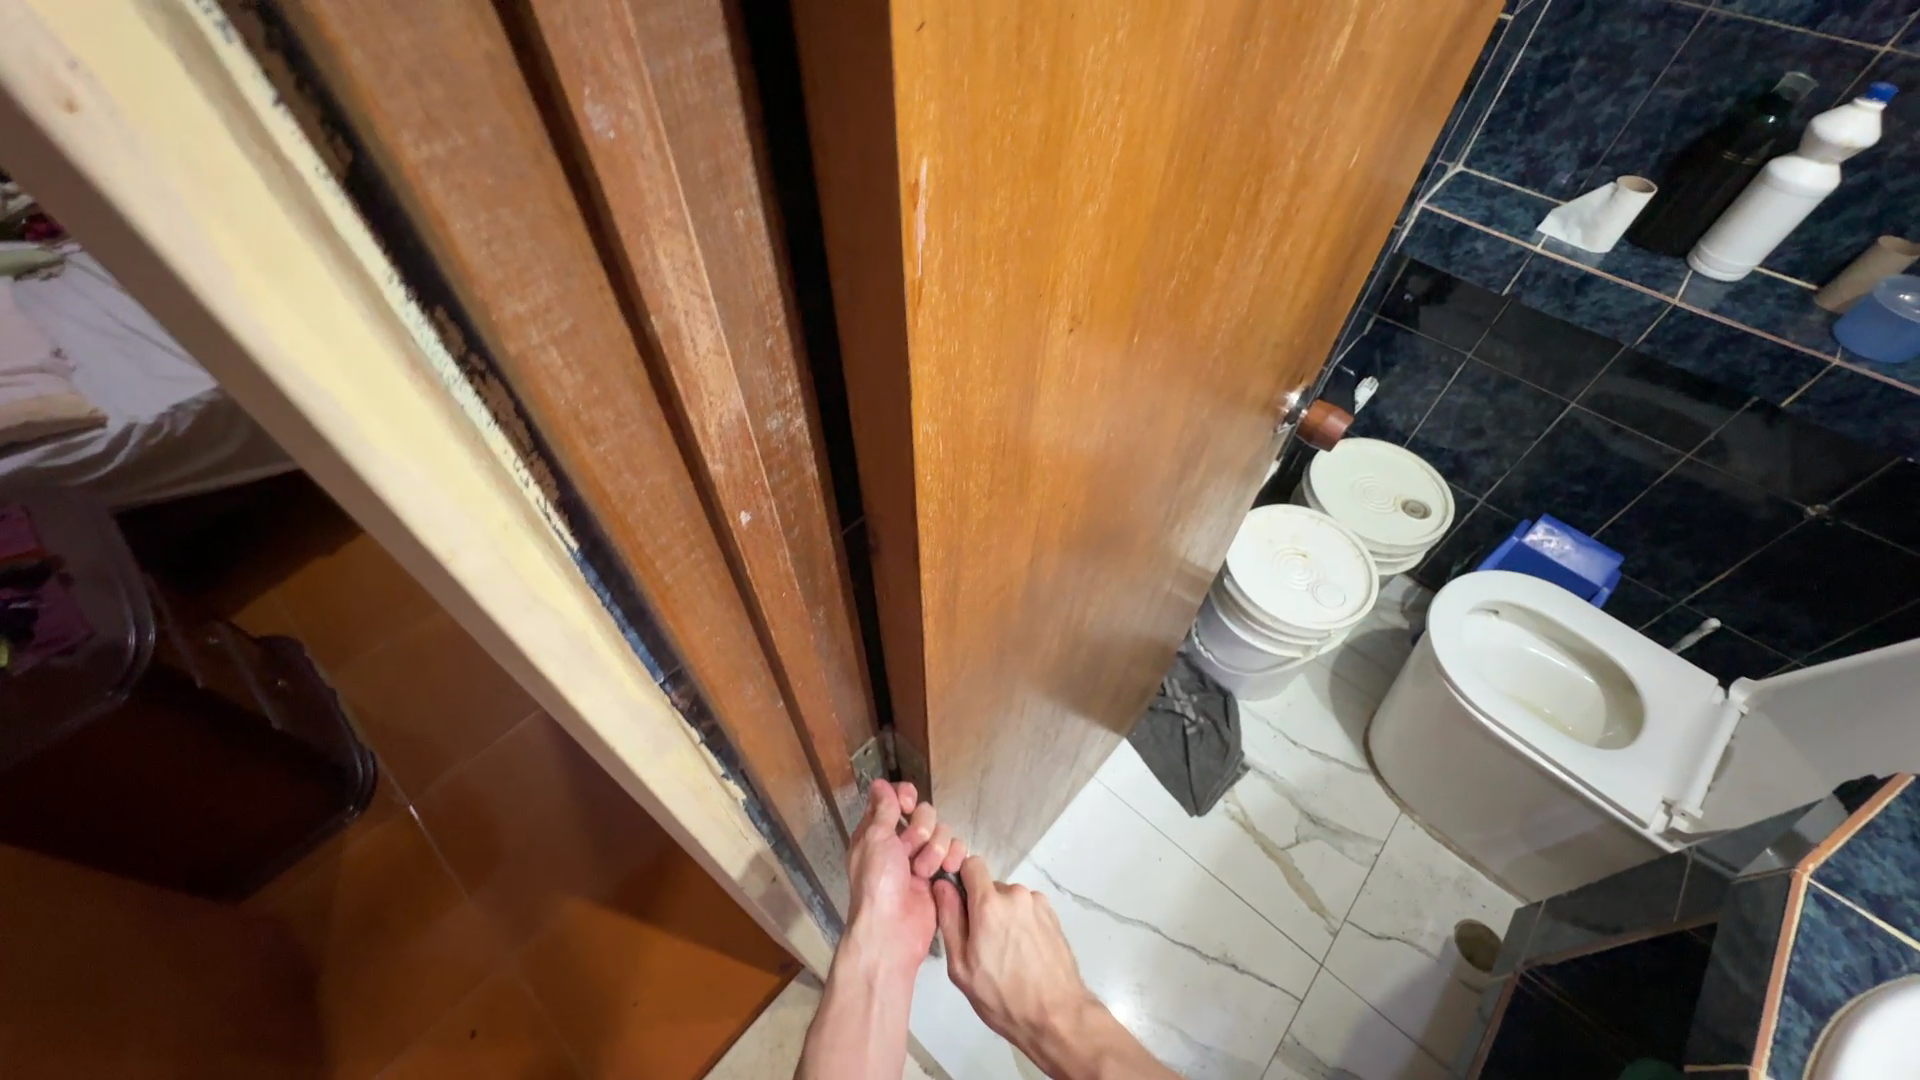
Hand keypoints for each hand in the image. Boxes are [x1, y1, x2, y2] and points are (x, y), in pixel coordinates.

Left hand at [844, 779, 966, 974]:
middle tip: (910, 851)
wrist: (892, 930)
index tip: (907, 804)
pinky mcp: (943, 874)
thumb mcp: (873, 840)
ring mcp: (923, 858)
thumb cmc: (876, 883)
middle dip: (922, 830)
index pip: (898, 797)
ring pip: (944, 831)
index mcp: (879, 831)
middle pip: (925, 812)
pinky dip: (953, 858)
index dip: (906, 796)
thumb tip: (880, 784)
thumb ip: (883, 809)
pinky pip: (957, 850)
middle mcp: (901, 842)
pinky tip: (945, 872)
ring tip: (924, 872)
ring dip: (935, 849)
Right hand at [932, 856, 1095, 1049]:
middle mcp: (1015, 894)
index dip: (963, 879)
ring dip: (1004, 917)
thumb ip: (949, 919)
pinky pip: (1027, 909)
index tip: (960, 902)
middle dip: (983, 907)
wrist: (1057, 1016)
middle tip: (983, 944)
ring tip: (1007, 954)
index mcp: (989, 904)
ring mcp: (1037, 903)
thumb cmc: (1002, 997)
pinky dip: (1022, 924)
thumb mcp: (962, 966)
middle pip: (990, 887)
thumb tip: (942, 885)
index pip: (972, 864)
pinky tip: (1024, 953)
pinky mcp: (1053, 915)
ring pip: (1010, 900)